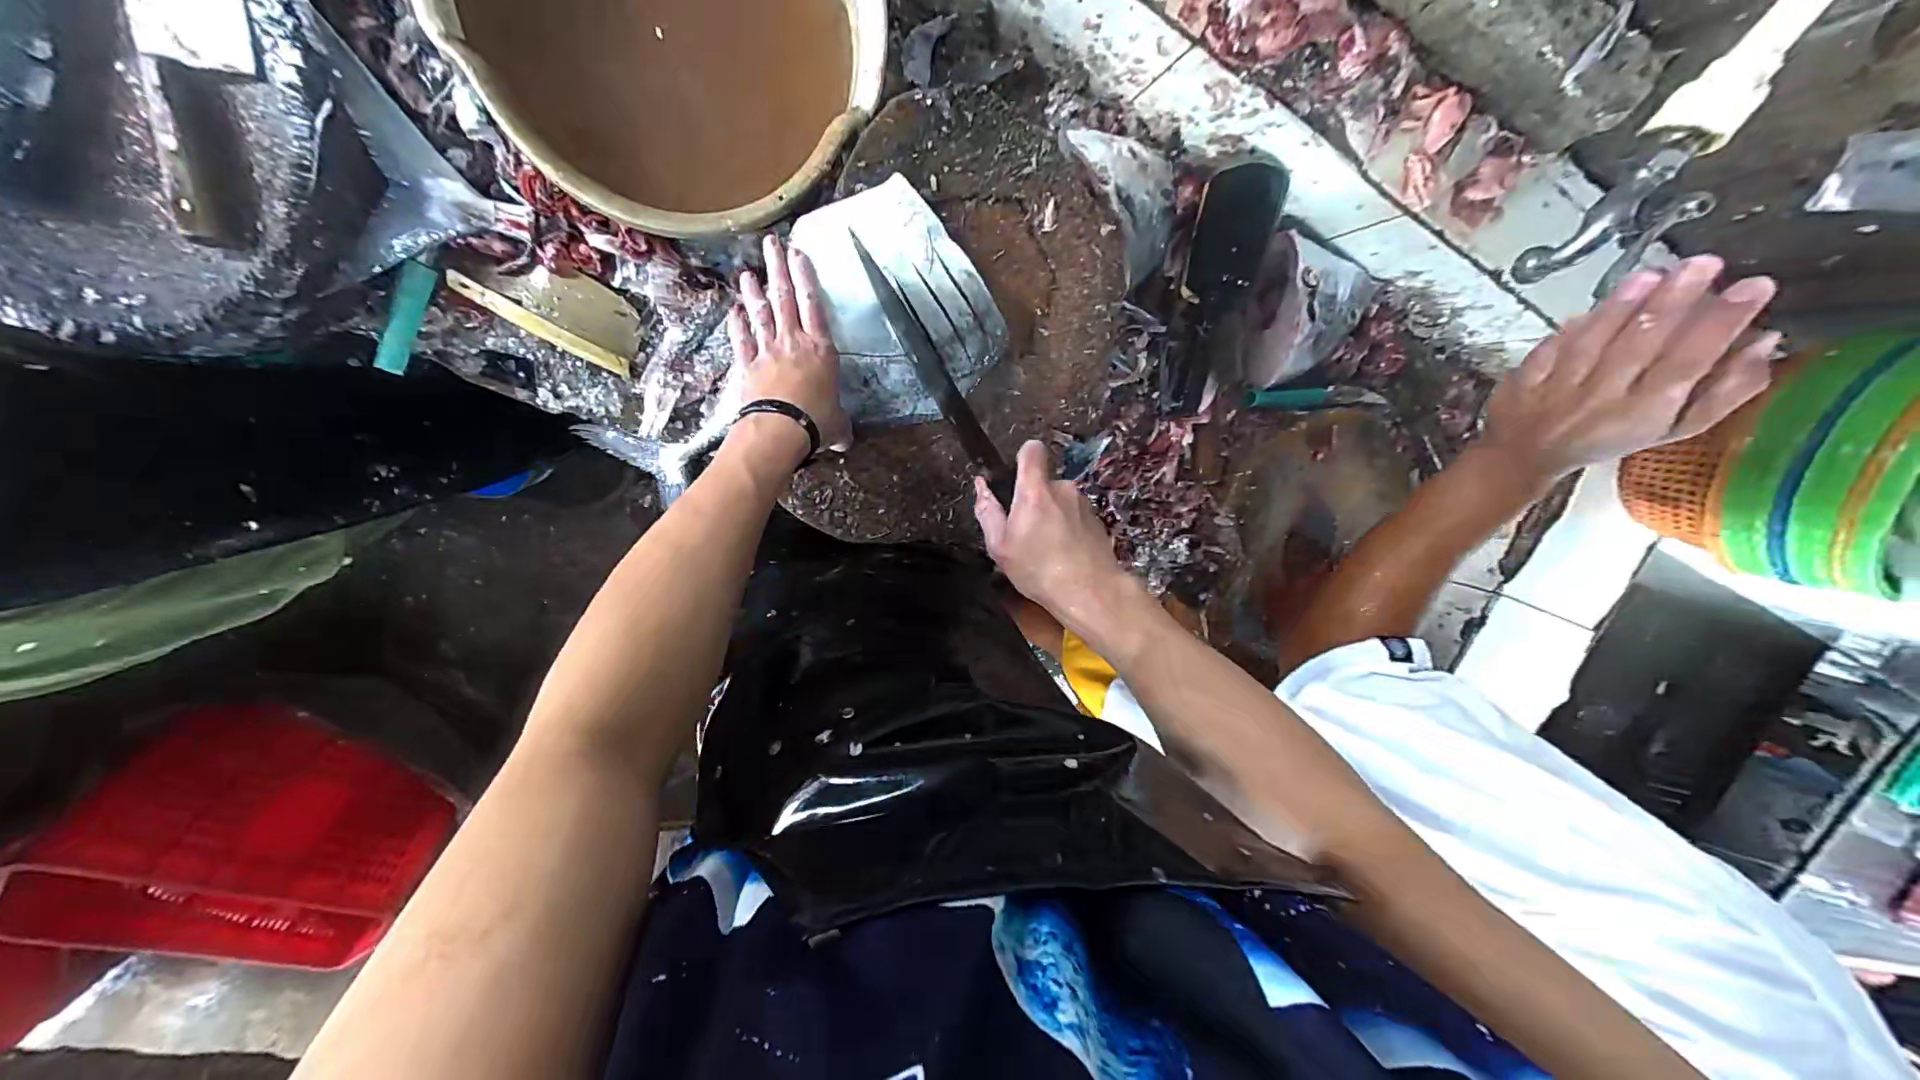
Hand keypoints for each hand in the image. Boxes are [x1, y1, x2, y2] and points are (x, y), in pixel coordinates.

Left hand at [727, 234, 853, 458]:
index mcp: (821, 350)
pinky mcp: (748, 366)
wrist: (780, 430)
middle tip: (772, 244)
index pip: (814, 304)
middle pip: (784, 298)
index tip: (799, 253)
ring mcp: (767, 352)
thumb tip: (844, 441)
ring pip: (760, 314)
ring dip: (754, 292)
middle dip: (778, 268)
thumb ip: (840, 425)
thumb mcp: (837, 424)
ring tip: (748, 272)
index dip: (806, 276)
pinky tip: (733, 311)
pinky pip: (742, 340)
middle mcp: (793, 343)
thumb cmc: (816, 422)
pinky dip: (737, 324)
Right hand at [974, 440, 1134, 622]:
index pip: (1032, 450)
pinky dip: (1067, 530)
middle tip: (1024, 534)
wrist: (1090, 592)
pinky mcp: (1097, 520)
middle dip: (1033, 502)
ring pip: (1059, 502)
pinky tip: (1063, 555)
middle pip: (1043, 483)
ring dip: (1051, 518)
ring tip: (1045, 550)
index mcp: (1035, 491)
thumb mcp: (1000, 546)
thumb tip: (981, 486)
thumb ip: (988, 512)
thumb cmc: (1039, 570)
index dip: (1022, 457)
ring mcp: (1084, 503)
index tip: (1015, 479)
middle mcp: (1063, 489)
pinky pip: (1075, 516)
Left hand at [1479, 255, 1780, 482]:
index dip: (1722, 323)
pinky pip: (1548, 351)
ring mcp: (1556, 389)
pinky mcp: (1522, 382)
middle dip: (1673, 302)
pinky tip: (1590, 306)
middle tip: (1705, 263)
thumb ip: (1724, 390)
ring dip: (1622, 306)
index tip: (1755, 285)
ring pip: (1593, 342)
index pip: (1689, 361)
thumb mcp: (1675, 427)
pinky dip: (1569, 328)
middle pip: (1639, 345)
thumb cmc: (1613, 436)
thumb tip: (1764, 342)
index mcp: (1644, 412)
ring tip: (1652, 274)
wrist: (1528, 456)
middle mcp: (1600, 399)